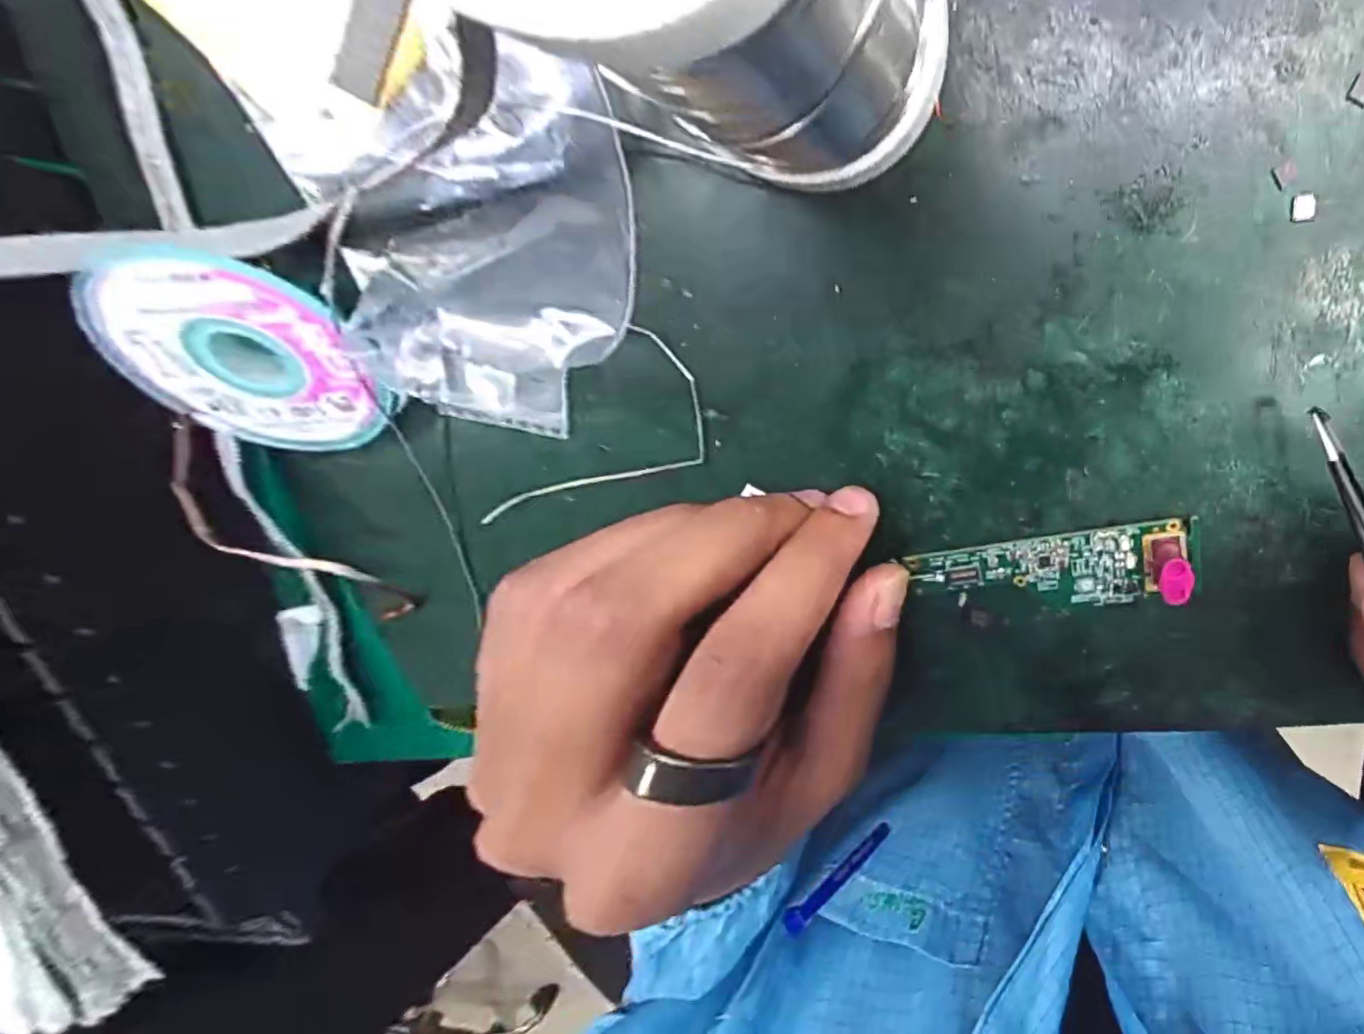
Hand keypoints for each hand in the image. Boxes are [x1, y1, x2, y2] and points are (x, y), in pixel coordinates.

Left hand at [468, 488, 908, 933]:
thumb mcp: (826, 770)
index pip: (728, 678)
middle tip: (805, 508)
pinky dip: (642, 535)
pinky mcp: (482, 675)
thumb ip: (857, 677)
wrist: (630, 843)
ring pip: (584, 585)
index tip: (854, 516)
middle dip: (732, 536)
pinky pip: (558, 570)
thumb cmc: (748, 814)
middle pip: (626, 620)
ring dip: (690, 528)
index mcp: (650, 855)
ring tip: (762, 520)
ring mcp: (495, 738)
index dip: (799, 579)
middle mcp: (545, 803)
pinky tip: (696, 539)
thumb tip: (881, 576)